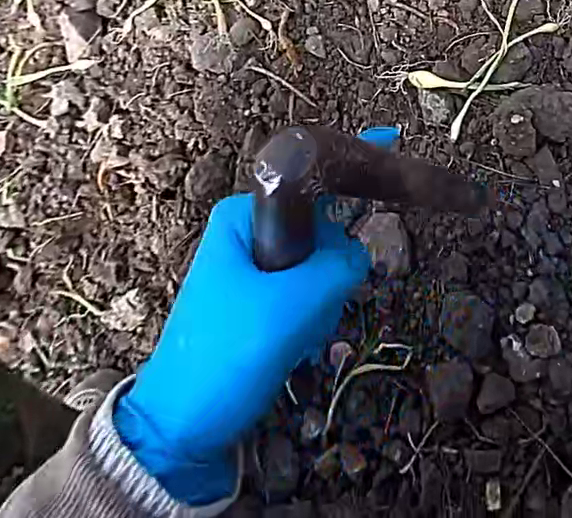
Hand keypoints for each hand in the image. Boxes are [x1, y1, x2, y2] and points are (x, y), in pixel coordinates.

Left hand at [114, 128, 392, 502]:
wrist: (180, 431)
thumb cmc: (227, 355)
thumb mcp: (292, 303)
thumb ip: (340, 264)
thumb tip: (356, 255)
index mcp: (244, 216)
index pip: (308, 176)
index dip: (353, 162)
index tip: (390, 140)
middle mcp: (249, 231)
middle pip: (323, 227)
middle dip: (333, 266)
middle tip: (318, 304)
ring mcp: (256, 264)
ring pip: (321, 261)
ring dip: (323, 298)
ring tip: (299, 333)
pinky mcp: (263, 295)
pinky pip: (309, 287)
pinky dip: (314, 312)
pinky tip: (298, 341)